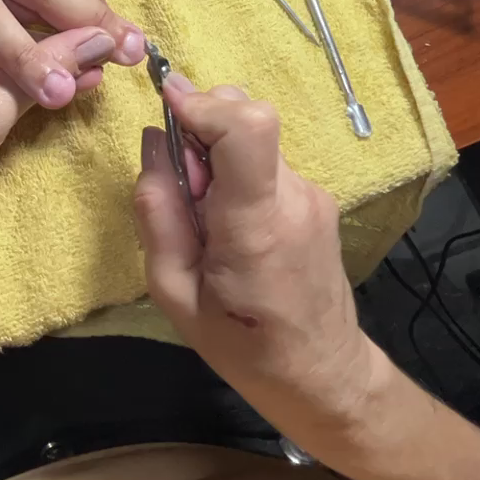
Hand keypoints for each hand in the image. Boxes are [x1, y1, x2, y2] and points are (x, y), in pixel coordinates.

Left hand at [0, 5, 116, 297]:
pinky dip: (36, 65)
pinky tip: (79, 73)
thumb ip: (49, 66)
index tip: (103, 8)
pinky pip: (3, 58)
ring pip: (9, 32)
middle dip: (58, 19)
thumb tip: (107, 38)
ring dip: (52, 46)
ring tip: (103, 52)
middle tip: (111, 30)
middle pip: (7, 4)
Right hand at [131, 75, 384, 443]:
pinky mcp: (316, 195)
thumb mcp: (171, 289)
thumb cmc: (240, 342)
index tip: (165, 103)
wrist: (324, 376)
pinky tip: (226, 220)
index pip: (245, 126)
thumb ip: (157, 210)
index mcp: (256, 221)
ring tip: (203, 212)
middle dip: (198, 126)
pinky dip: (232, 168)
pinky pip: (261, 157)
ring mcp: (312, 192)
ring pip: (250, 133)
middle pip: (246, 114)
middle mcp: (293, 193)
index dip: (199, 103)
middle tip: (181, 183)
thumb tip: (154, 139)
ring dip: (212, 151)